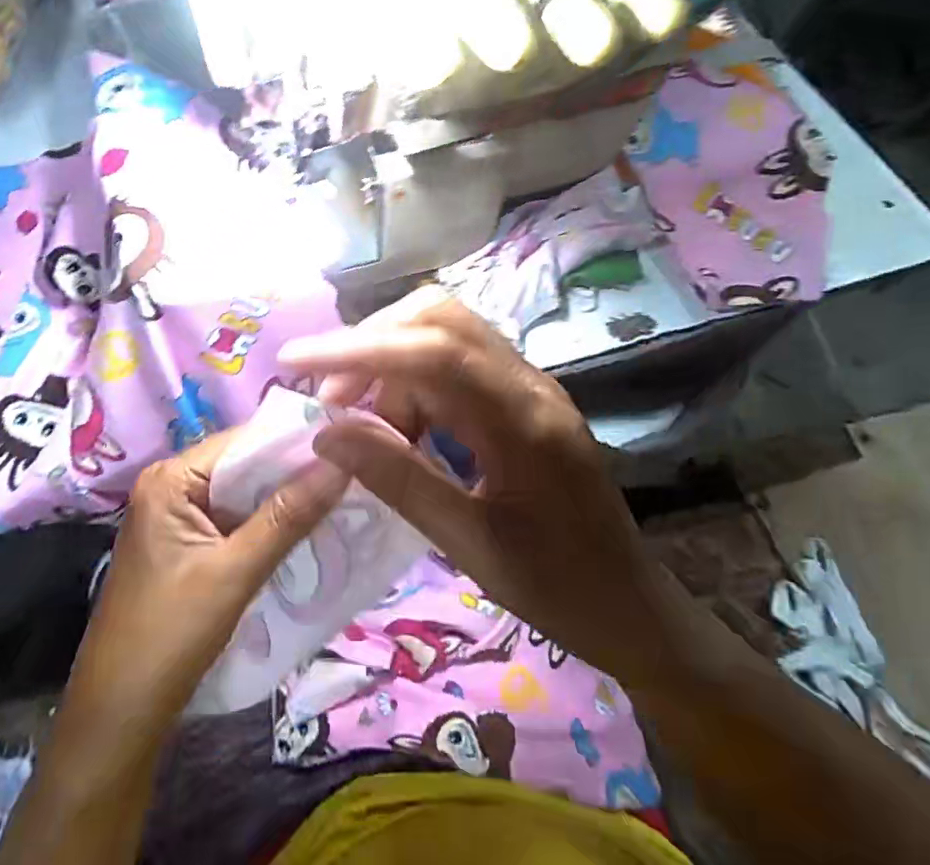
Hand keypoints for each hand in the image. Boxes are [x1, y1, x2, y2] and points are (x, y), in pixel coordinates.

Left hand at [62, 430, 348, 743]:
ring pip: (240, 497)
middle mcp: (169, 487)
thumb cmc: (172, 633)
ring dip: (282, 503)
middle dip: (292, 475)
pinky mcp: (183, 546)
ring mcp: (174, 518)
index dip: (292, 444)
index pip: (241, 443)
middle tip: (353, 478)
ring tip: (340, 502)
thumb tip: (340, 463)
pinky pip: (232, 523)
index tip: (348, 449)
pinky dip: (265, 527)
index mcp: (169, 479)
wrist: (122, 709)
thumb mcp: (235, 572)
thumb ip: (287, 516)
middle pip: (241, 468)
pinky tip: (304, 534)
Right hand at [277, 288, 662, 673]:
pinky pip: (453, 368)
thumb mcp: (469, 543)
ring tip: (355, 422)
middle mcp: (528, 386)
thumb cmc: (558, 588)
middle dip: (371, 343)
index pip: (432, 352)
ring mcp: (526, 389)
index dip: (358, 348)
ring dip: (388, 364)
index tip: (295, 361)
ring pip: (443, 337)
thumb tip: (326, 435)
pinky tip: (394, 429)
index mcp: (523, 421)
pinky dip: (410, 384)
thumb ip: (398, 480)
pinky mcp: (519, 402)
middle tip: (329, 398)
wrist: (634, 609)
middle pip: (440, 320)